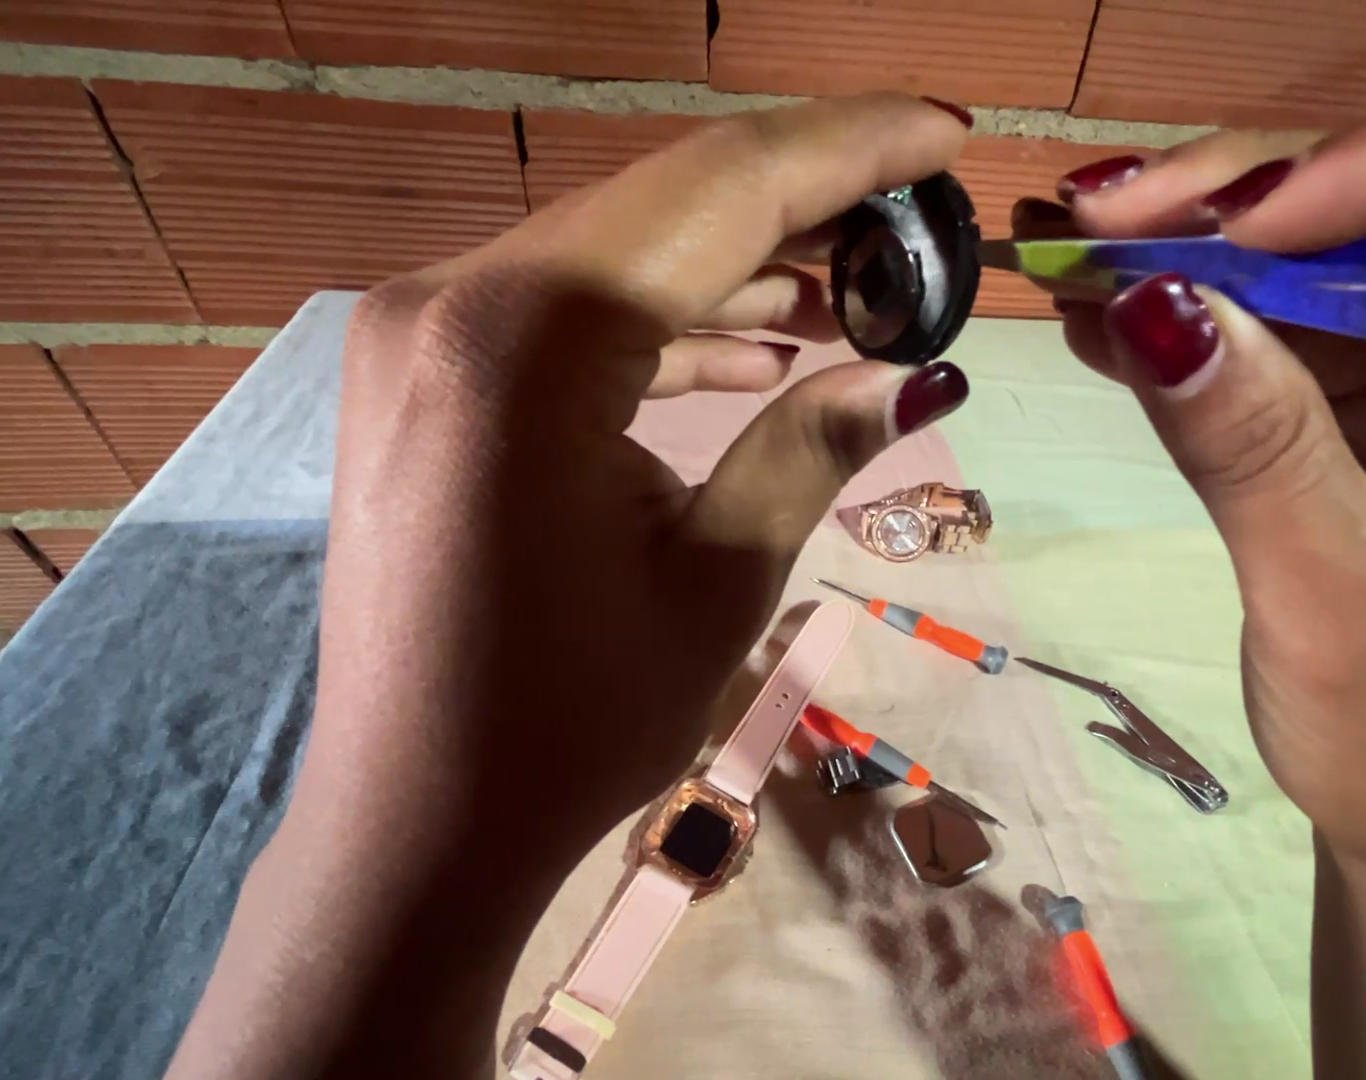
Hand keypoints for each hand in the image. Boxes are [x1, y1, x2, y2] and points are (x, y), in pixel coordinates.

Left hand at [168, 96, 973, 1078]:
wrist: (421, 818)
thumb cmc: (573, 722)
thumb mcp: (721, 579)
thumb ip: (815, 443)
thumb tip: (926, 370)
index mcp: (528, 343)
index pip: (720, 191)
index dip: (850, 152)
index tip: (944, 132)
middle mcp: (451, 302)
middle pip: (666, 204)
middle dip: (807, 201)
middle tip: (916, 220)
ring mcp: (423, 335)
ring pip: (620, 253)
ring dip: (742, 261)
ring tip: (859, 282)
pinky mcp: (429, 378)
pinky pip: (572, 313)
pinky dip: (671, 319)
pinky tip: (760, 340)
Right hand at [1044, 57, 1365, 918]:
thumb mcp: (1348, 616)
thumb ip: (1256, 453)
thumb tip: (1147, 309)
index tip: (1254, 224)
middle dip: (1262, 195)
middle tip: (1110, 212)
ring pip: (1334, 255)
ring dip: (1197, 250)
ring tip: (1073, 248)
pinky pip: (1282, 333)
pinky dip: (1187, 320)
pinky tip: (1099, 317)